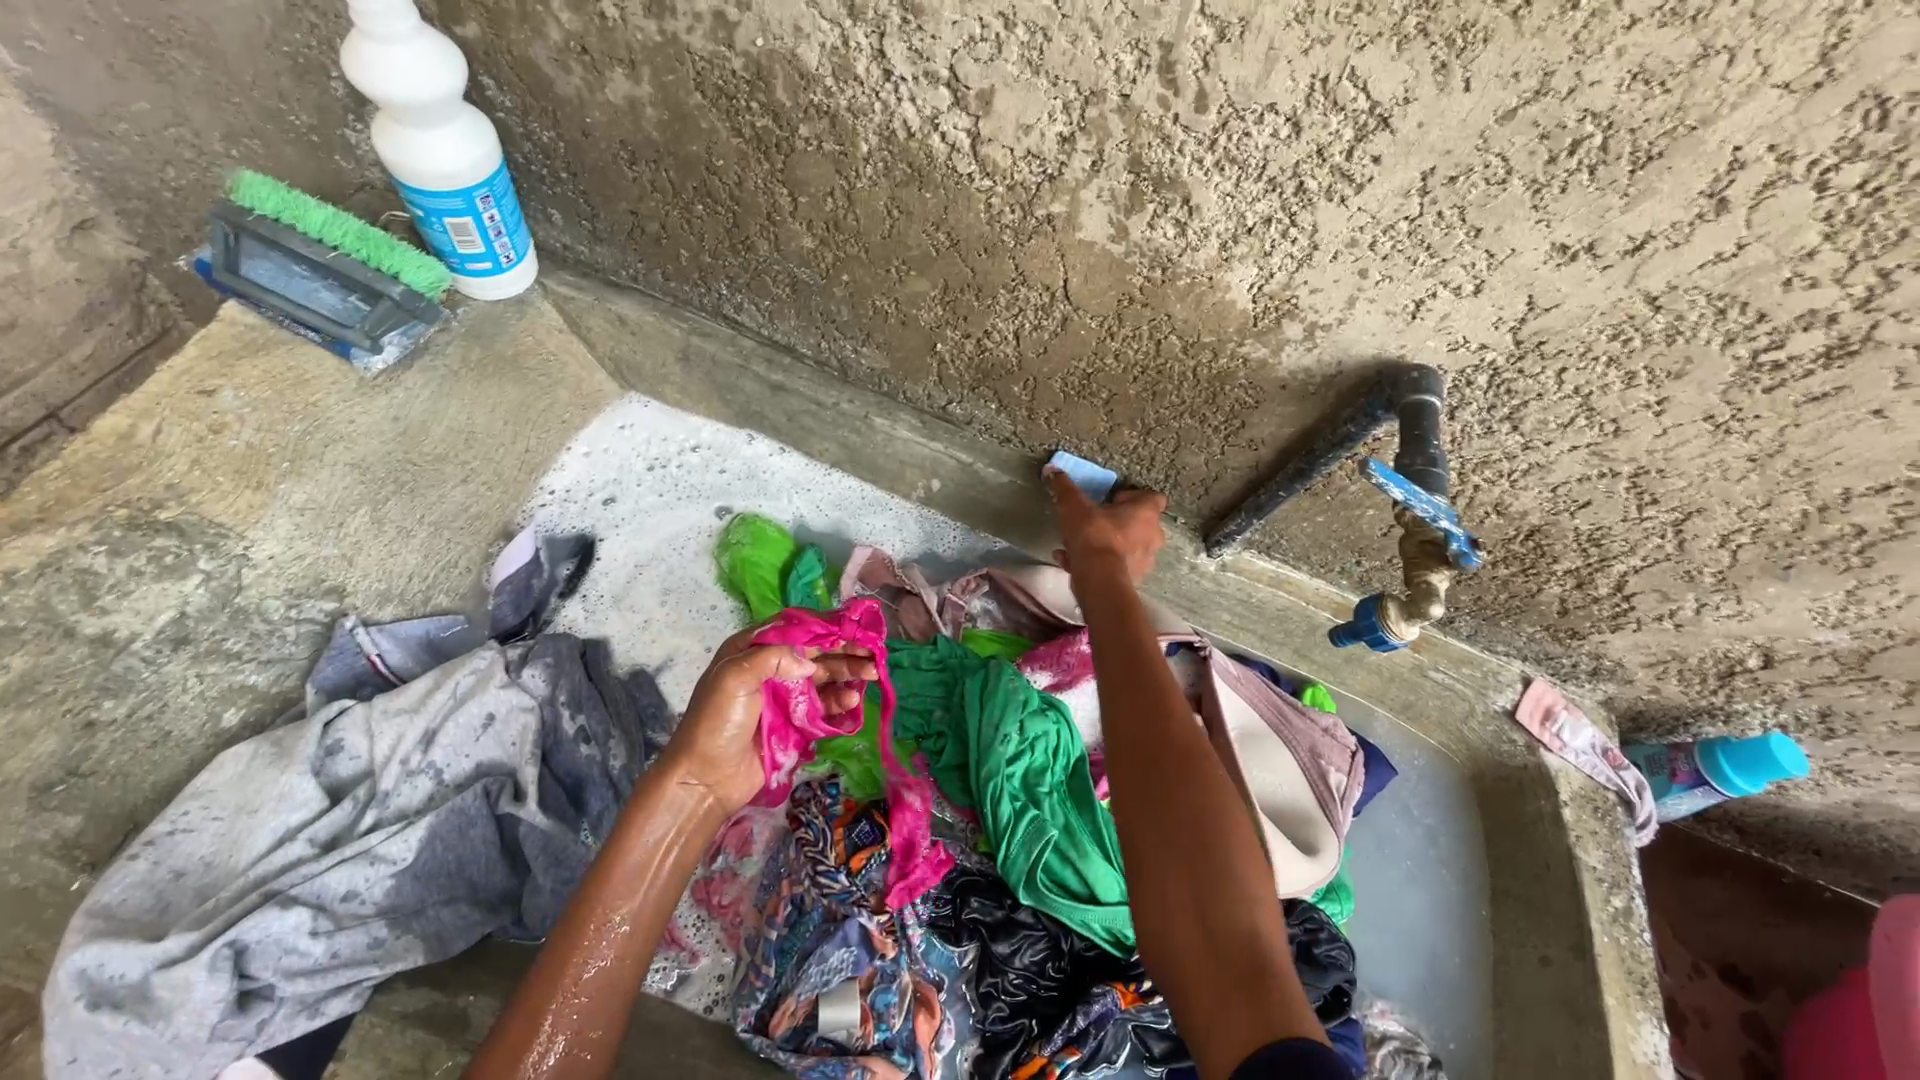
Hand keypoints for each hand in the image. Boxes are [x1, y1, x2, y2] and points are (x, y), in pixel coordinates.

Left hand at [659, 624, 877, 814]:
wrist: (706, 777)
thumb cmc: (716, 721)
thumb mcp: (735, 677)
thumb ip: (773, 657)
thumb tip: (810, 662)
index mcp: (754, 649)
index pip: (797, 629)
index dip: (826, 626)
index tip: (855, 627)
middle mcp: (773, 667)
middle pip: (816, 652)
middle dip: (846, 651)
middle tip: (873, 654)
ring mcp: (786, 696)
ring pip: (825, 677)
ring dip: (848, 674)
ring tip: (870, 675)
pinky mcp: (797, 722)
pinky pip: (825, 706)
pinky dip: (840, 701)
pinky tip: (852, 701)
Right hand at [1044, 467, 1168, 585]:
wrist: (1098, 578)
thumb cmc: (1093, 535)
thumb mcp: (1073, 506)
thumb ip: (1064, 487)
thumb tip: (1052, 469)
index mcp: (1146, 512)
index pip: (1153, 497)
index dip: (1133, 497)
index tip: (1112, 500)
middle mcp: (1152, 535)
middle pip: (1140, 523)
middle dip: (1119, 522)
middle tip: (1096, 521)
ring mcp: (1145, 560)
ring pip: (1127, 547)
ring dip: (1108, 545)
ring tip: (1080, 545)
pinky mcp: (1133, 579)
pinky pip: (1115, 566)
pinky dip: (1098, 563)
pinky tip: (1073, 562)